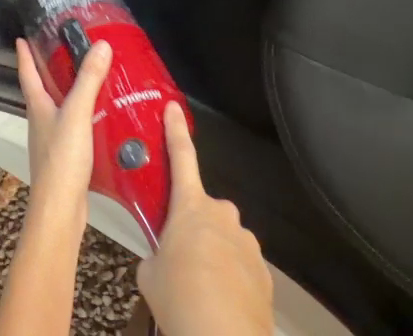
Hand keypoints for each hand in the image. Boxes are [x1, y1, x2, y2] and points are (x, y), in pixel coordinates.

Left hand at [15, 36, 111, 222]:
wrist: (60, 208)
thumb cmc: (62, 158)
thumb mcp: (77, 113)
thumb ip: (89, 80)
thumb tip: (102, 44)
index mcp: (37, 107)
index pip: (27, 73)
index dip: (25, 55)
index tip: (22, 37)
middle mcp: (41, 121)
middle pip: (41, 89)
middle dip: (49, 70)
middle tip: (65, 51)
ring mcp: (51, 140)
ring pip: (58, 108)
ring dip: (68, 93)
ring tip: (89, 79)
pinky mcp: (65, 157)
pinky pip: (73, 127)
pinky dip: (83, 116)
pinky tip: (101, 117)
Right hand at [138, 103, 273, 334]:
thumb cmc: (179, 298)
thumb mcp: (149, 273)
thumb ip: (156, 254)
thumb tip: (164, 260)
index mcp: (191, 207)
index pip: (181, 157)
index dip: (175, 130)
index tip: (173, 107)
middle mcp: (223, 216)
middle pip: (203, 210)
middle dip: (192, 227)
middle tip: (176, 257)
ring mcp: (247, 244)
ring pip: (222, 241)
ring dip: (210, 256)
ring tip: (196, 290)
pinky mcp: (263, 274)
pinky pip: (239, 267)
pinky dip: (228, 280)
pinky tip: (217, 305)